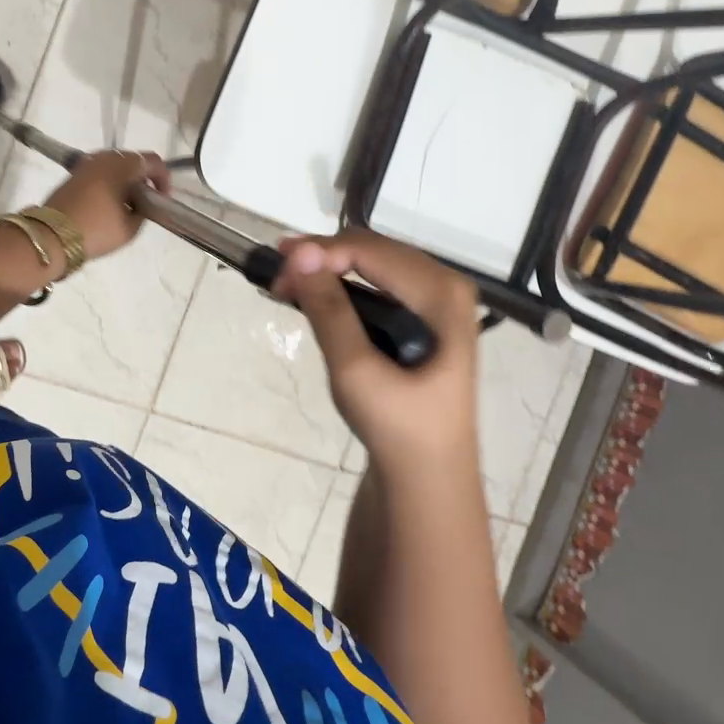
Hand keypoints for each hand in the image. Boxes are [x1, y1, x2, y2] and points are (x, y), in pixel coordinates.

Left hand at [43, 151, 170, 261]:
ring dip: (125, 179)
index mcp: (122, 165)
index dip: (163, 178)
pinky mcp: (73, 174)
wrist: (51, 236)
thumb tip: (140, 202)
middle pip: (133, 160)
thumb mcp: (130, 227)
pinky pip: (99, 171)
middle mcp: (104, 157)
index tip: (162, 199)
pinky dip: (109, 181)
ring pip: (114, 165)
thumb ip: (142, 210)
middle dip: (143, 177)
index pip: (152, 161)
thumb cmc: (96, 230)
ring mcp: (86, 163)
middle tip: (146, 201)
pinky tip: (108, 202)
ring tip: (127, 203)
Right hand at [270, 230, 481, 472]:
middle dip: (321, 257)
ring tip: (289, 287)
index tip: (276, 272)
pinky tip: (318, 297)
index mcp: (441, 295)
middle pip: (372, 249)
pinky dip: (345, 283)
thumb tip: (298, 254)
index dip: (319, 252)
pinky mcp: (427, 316)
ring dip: (329, 268)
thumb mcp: (355, 369)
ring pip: (373, 261)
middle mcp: (446, 286)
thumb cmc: (396, 425)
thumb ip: (329, 309)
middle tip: (277, 279)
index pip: (368, 250)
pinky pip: (380, 280)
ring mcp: (440, 301)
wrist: (428, 474)